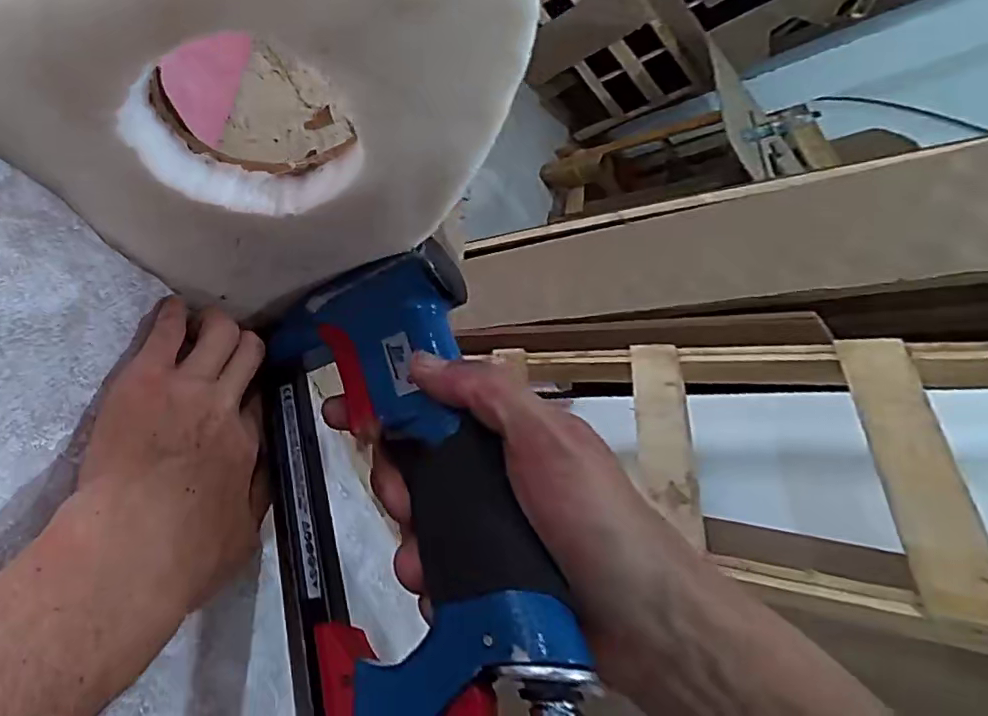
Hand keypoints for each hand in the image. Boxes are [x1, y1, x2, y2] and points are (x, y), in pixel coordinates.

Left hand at [79, 298, 269, 615]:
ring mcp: (187, 385)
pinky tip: (173, 310)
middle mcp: (224, 404)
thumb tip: (266, 466)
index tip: (238, 392)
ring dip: (214, 324)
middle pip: (248, 352)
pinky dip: (174, 313)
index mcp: (246, 442)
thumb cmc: (182, 558)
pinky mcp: (146, 375)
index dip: (249, 390)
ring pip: (219, 330)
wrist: (126, 547)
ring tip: (202, 325)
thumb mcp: (242, 538)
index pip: (258, 396)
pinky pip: (168, 328)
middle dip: (242, 346)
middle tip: (225, 352)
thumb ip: (258, 496)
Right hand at [326, 355, 882, 714]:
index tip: (341, 410)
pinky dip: (424, 573)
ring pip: (418, 514)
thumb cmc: (595, 517)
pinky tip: (430, 586)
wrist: (646, 626)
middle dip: (393, 475)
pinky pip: (434, 564)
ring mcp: (486, 523)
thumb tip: (419, 362)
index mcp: (503, 428)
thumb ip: (484, 392)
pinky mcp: (484, 574)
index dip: (386, 399)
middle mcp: (489, 470)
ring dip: (405, 532)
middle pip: (415, 458)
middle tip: (397, 498)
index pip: (433, 399)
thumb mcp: (544, 437)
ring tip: (418, 558)